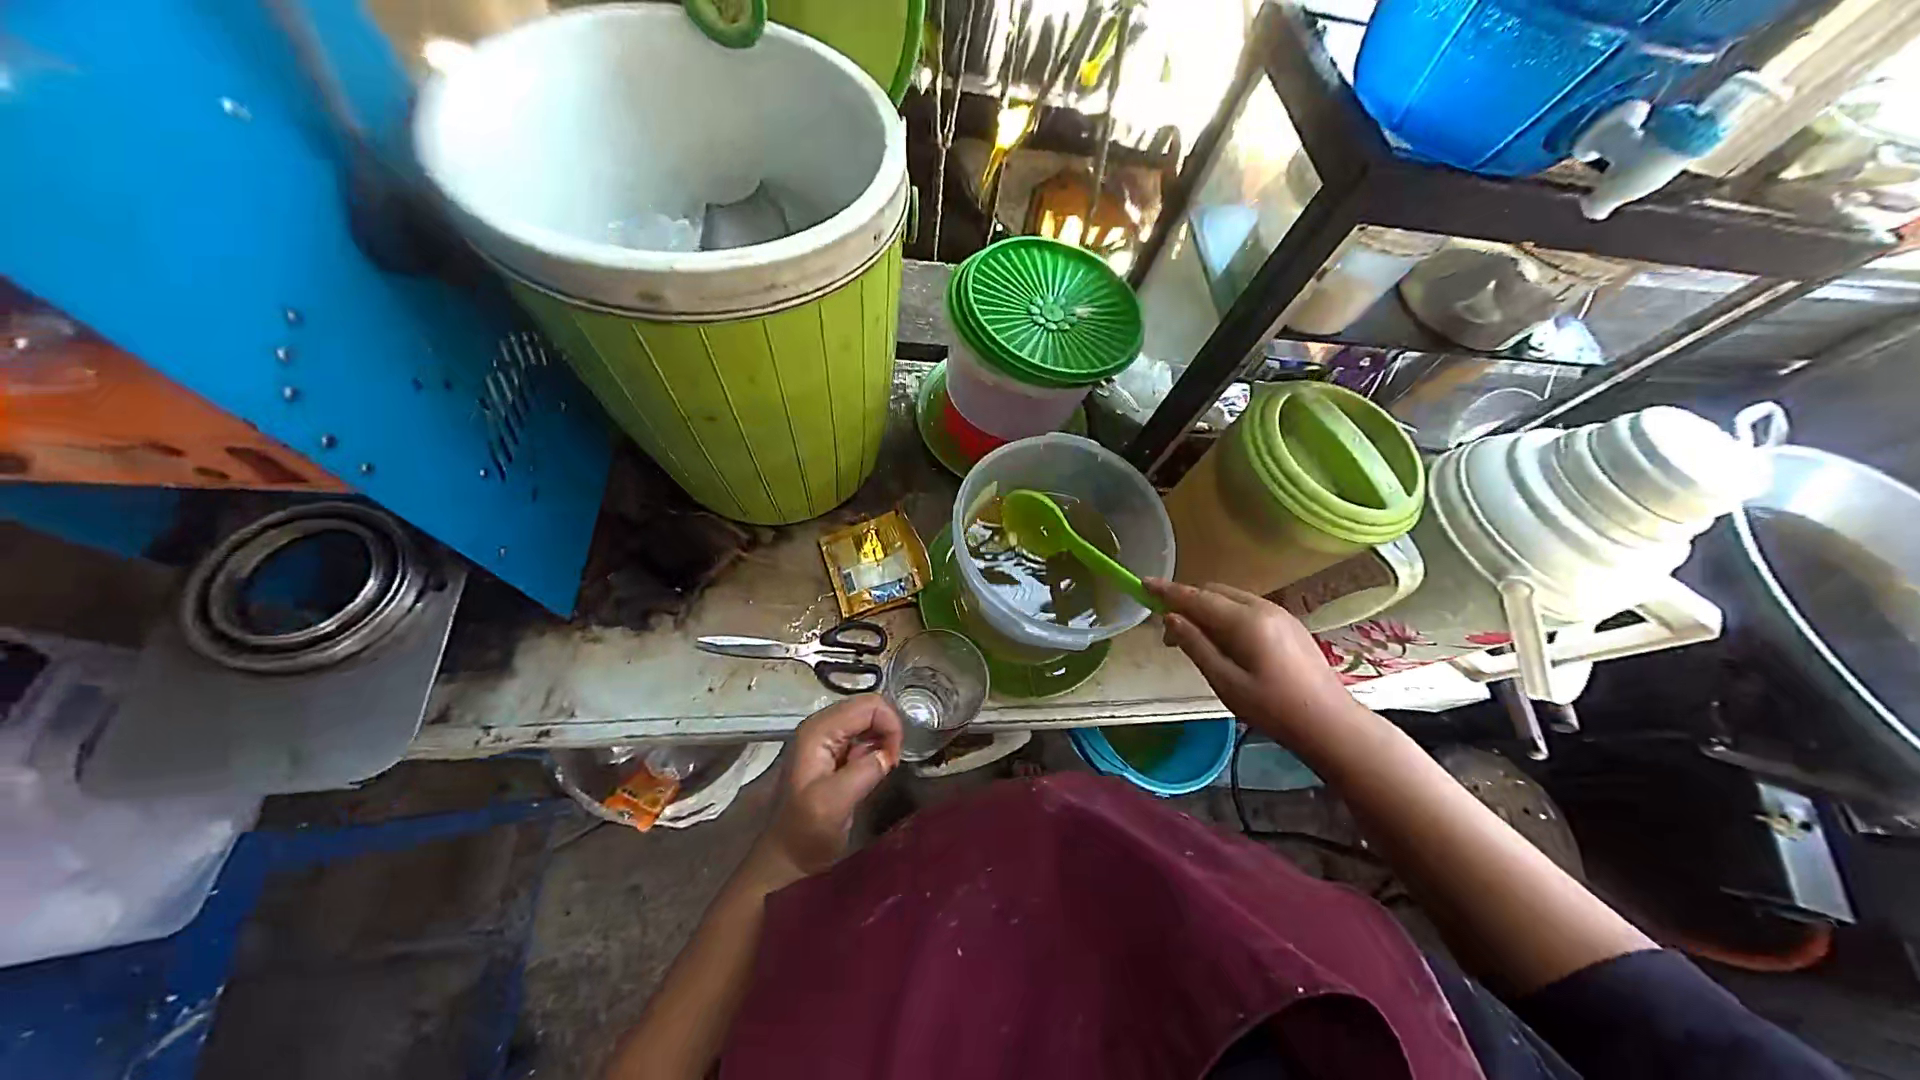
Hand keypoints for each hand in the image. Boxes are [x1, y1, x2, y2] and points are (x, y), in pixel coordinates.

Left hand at [754, 695, 902, 882]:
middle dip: (888, 731)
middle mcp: (821, 726)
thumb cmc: (805, 833)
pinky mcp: (833, 751)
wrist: (786, 856)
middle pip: (869, 707)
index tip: (893, 758)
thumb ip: (863, 772)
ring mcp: (826, 738)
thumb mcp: (834, 804)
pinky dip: (876, 748)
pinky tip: (874, 770)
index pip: (868, 705)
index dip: (889, 725)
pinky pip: (863, 736)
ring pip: (868, 720)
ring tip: (883, 768)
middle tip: (891, 763)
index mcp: (818, 731)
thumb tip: (888, 754)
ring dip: (883, 740)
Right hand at [1145, 578, 1361, 748]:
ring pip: (1230, 598)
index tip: (1143, 584)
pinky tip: (1223, 643)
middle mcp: (1262, 607)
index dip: (1167, 591)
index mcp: (1245, 621)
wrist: (1330, 723)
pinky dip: (1225, 615)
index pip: (1197, 598)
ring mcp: (1279, 613)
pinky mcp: (1288, 624)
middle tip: (1169, 636)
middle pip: (1213, 592)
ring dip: (1206, 610)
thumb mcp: (1225, 681)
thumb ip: (1195, 645)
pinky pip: (1246, 608)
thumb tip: (1171, 618)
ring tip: (1194, 641)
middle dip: (1186, 604)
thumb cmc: (1273, 708)